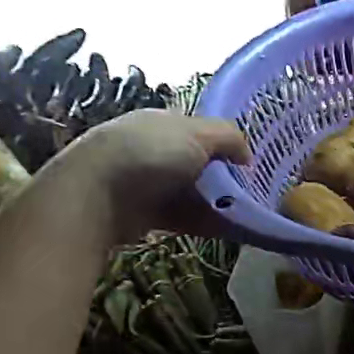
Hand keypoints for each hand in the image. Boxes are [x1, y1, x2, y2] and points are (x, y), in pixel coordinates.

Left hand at [39, 110, 250, 242]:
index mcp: (163, 123)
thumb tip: (248, 154)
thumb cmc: (151, 153)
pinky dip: (205, 223)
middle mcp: (155, 150)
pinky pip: (183, 218)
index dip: (225, 145)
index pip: (200, 131)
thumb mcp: (197, 134)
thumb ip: (228, 138)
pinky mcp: (146, 214)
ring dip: (218, 205)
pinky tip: (229, 231)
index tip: (249, 163)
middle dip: (224, 179)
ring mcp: (149, 183)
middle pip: (198, 165)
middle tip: (254, 193)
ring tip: (248, 216)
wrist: (99, 194)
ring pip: (192, 194)